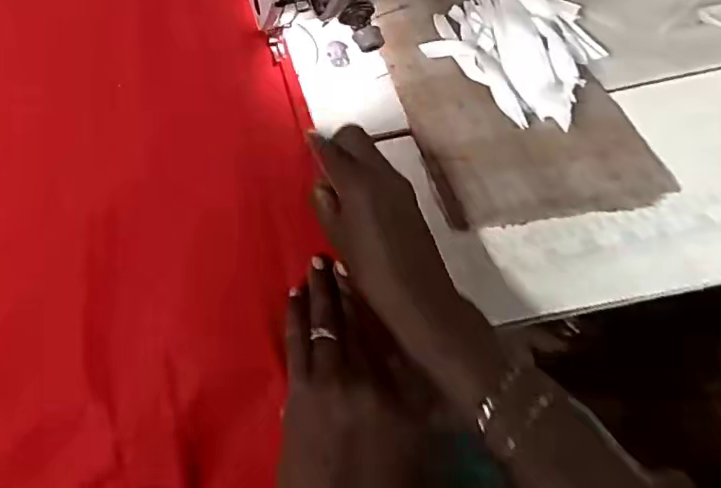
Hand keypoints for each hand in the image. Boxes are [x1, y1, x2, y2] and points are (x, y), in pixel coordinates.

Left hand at [278, 256, 439, 487]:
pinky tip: (294, 293)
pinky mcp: (301, 388)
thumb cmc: (385, 486)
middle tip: (339, 256)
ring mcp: (332, 381)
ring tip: (316, 262)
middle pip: (358, 323)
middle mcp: (369, 381)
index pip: (394, 338)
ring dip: (320, 291)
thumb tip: (425, 369)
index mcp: (406, 399)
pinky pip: (298, 338)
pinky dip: (296, 312)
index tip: (375, 274)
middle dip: (348, 288)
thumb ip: (423, 406)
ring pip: (326, 323)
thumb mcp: (421, 450)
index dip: (382, 303)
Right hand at [307, 125, 506, 405]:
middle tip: (323, 166)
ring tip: (339, 185)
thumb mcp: (335, 235)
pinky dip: (365, 170)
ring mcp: (398, 182)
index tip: (306, 141)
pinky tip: (358, 198)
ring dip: (352, 156)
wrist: (420, 297)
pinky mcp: (408, 194)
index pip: (330, 149)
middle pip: (354, 136)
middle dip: (336, 142)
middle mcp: (380, 173)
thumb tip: (323, 181)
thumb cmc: (370, 270)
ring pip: (369, 150)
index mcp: (357, 182)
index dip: (315, 143)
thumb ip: (324, 200)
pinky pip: (380, 167)